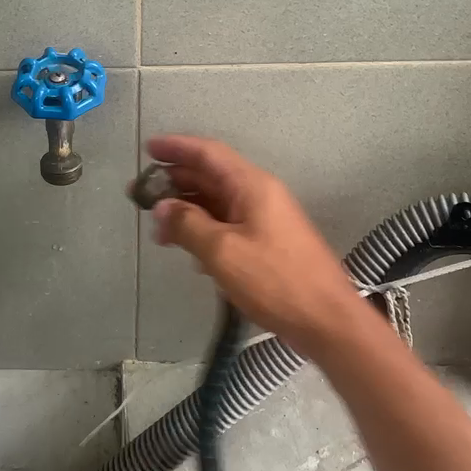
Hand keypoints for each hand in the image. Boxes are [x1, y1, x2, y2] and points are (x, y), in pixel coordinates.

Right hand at [144, 135, 363, 358]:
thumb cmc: (276, 280)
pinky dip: (204, 229)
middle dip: (175, 182)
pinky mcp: (269, 244)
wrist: (329, 323)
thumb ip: (187, 225)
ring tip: (158, 228)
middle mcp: (259, 194)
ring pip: (218, 203)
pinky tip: (188, 250)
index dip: (177, 147)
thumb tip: (161, 208)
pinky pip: (228, 224)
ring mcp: (266, 219)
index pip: (208, 153)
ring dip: (187, 210)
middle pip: (211, 176)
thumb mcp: (223, 252)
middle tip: (140, 194)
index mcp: (251, 185)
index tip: (148, 149)